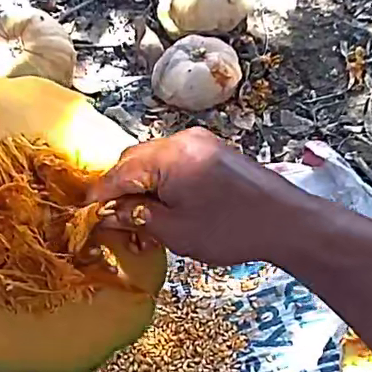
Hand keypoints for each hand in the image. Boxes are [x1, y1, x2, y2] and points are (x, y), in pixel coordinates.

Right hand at [88, 129, 309, 266]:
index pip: (118, 173)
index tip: (85, 216)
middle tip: (115, 222)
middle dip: (120, 190)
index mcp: (168, 157)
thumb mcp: (176, 231)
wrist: (286, 222)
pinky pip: (175, 162)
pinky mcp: (214, 152)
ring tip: (143, 220)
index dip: (99, 197)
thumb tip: (109, 214)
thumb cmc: (232, 229)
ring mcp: (200, 143)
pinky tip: (166, 207)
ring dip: (142, 186)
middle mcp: (182, 141)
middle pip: (133, 161)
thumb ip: (137, 218)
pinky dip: (163, 182)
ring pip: (154, 161)